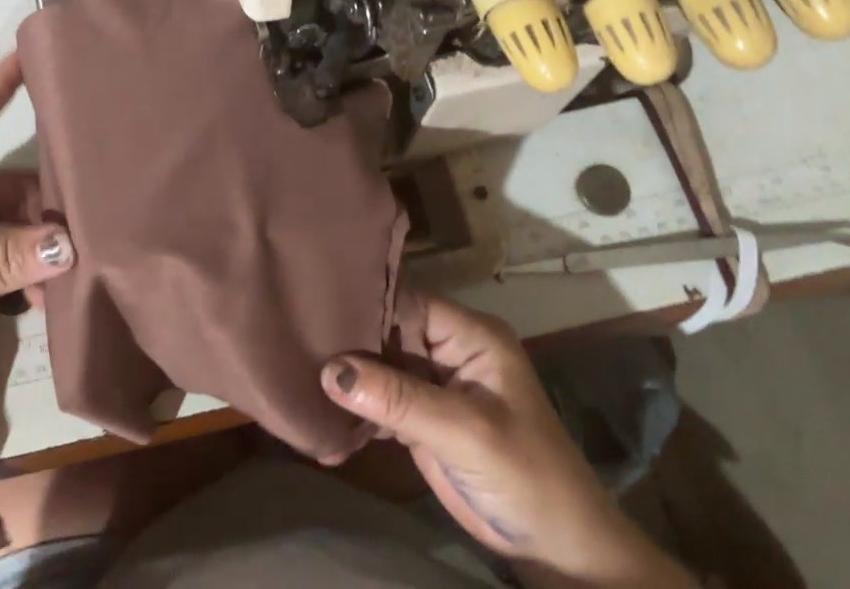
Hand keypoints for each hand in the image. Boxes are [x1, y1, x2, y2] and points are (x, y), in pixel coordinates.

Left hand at [0, 54, 73, 400]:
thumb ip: (3, 263)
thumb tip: (67, 241)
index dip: (0, 85)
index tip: (33, 49)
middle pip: (8, 181)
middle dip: (44, 206)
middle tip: (85, 231)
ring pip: (9, 220)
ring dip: (35, 247)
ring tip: (60, 282)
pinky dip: (20, 269)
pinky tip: (35, 300)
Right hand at [321, 295, 693, 588]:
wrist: (555, 546)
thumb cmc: (527, 476)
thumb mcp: (465, 432)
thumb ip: (399, 399)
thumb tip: (329, 370)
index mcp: (471, 335)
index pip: (407, 302)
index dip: (365, 304)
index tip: (313, 307)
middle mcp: (448, 350)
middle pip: (387, 330)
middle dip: (347, 339)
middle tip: (294, 338)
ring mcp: (433, 385)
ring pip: (378, 365)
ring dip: (344, 375)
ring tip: (294, 369)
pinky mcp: (420, 418)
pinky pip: (378, 400)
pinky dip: (352, 408)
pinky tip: (316, 410)